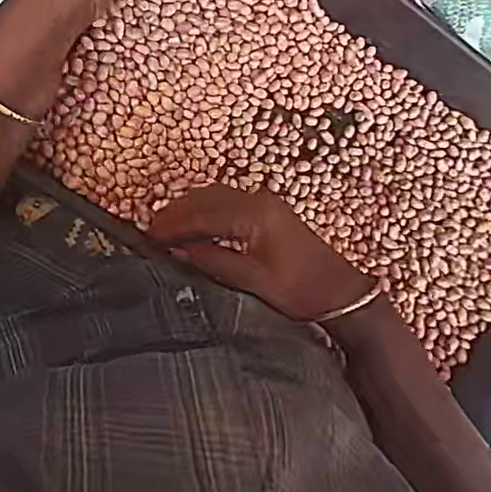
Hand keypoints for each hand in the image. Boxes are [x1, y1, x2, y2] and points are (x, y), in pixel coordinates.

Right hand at [147, 184, 374, 321]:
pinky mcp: (270, 212)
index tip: (149, 237)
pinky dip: (207, 212)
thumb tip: (180, 251)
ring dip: (191, 210)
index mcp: (255, 214)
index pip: (202, 214)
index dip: (173, 225)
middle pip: (206, 198)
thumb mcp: (254, 281)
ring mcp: (266, 203)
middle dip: (177, 213)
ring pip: (216, 197)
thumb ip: (216, 262)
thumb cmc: (301, 291)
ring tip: (166, 230)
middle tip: (151, 232)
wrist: (341, 294)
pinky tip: (196, 229)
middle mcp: (259, 201)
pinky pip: (229, 203)